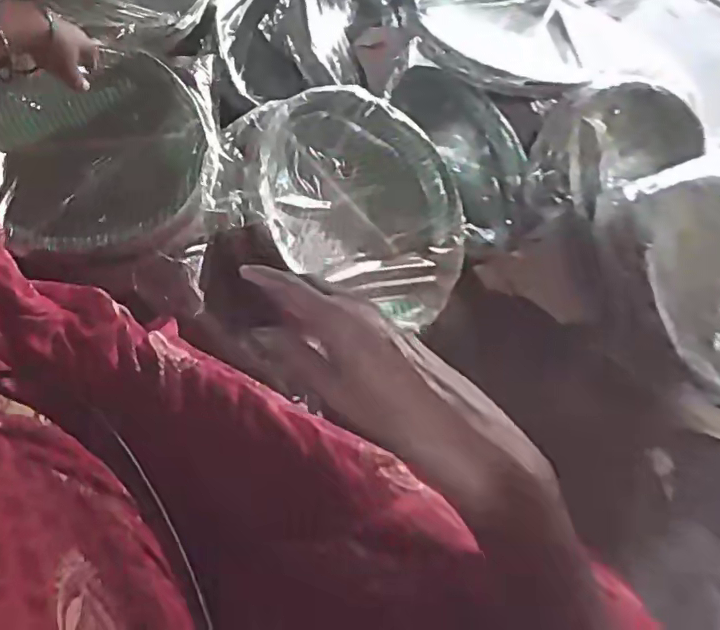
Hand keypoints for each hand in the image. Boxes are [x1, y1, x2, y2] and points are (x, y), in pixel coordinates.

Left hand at [0, 0, 100, 90]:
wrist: (32, 26)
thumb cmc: (54, 52)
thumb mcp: (65, 71)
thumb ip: (76, 80)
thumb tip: (85, 87)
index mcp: (86, 43)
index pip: (94, 53)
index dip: (93, 62)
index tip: (91, 69)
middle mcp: (76, 31)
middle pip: (80, 43)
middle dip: (78, 53)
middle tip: (74, 64)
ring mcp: (60, 23)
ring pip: (66, 37)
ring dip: (63, 47)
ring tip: (58, 57)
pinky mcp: (45, 19)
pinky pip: (51, 34)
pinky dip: (50, 42)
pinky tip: (44, 48)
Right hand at [238, 265, 559, 525]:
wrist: (476, 449)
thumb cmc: (397, 425)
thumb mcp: (337, 396)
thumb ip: (297, 358)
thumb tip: (260, 331)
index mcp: (342, 320)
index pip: (294, 288)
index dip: (266, 278)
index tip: (243, 270)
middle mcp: (364, 311)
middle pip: (317, 286)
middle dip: (286, 283)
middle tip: (258, 288)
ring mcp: (387, 322)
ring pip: (336, 299)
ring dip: (310, 298)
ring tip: (285, 308)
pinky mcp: (402, 337)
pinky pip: (353, 312)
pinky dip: (330, 313)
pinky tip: (326, 332)